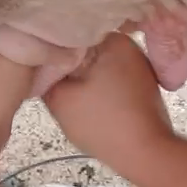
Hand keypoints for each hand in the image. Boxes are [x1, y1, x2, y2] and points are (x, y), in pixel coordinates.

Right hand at [41, 34, 177, 166]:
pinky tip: (90, 99)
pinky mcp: (143, 83)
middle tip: (51, 80)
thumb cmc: (103, 123)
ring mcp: (139, 64)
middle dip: (68, 61)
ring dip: (83, 74)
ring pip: (98, 62)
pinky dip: (99, 83)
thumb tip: (42, 64)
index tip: (39, 62)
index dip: (52, 46)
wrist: (146, 154)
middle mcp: (129, 45)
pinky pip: (111, 74)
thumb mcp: (60, 99)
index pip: (71, 32)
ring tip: (70, 91)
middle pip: (85, 46)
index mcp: (113, 40)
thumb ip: (46, 75)